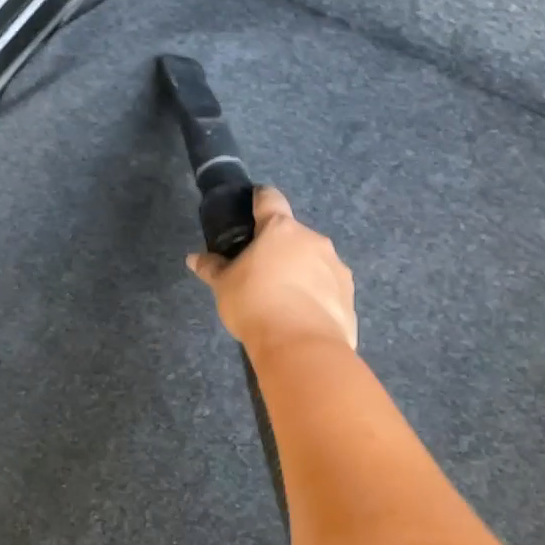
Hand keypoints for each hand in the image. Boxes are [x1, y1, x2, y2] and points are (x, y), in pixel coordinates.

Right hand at [187, 187, 356, 361]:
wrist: (301, 346)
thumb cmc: (255, 303)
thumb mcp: (224, 286)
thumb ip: (212, 268)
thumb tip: (194, 259)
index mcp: (281, 230)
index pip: (270, 200)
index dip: (260, 198)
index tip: (254, 201)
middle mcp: (314, 241)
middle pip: (294, 235)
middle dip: (279, 247)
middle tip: (261, 269)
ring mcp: (337, 269)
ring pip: (314, 262)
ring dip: (300, 271)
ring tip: (283, 298)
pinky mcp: (350, 297)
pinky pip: (328, 289)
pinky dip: (316, 296)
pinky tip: (300, 316)